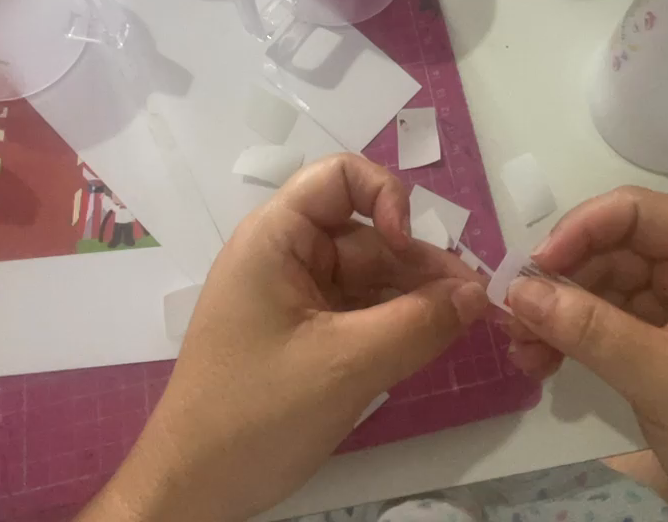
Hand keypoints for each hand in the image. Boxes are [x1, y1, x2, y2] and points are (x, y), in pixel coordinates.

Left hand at [82, 154, 488, 521]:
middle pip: (366, 234)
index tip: (407, 242)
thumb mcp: (344, 367)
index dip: (383, 194)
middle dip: (418, 262)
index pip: (338, 178)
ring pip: (370, 275)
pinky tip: (435, 335)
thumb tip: (477, 294)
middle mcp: (287, 255)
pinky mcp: (305, 333)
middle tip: (475, 298)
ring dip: (416, 294)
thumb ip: (417, 326)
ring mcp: (296, 295)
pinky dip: (397, 321)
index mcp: (276, 237)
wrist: (190, 494)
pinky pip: (361, 310)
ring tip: (469, 318)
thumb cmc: (255, 414)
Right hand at [501, 187, 667, 521]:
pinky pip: (598, 319)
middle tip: (514, 314)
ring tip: (520, 346)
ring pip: (596, 282)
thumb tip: (516, 290)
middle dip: (559, 277)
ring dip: (555, 310)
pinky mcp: (653, 340)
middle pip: (608, 247)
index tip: (537, 266)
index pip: (636, 213)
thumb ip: (593, 331)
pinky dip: (566, 336)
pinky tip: (538, 360)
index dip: (582, 228)